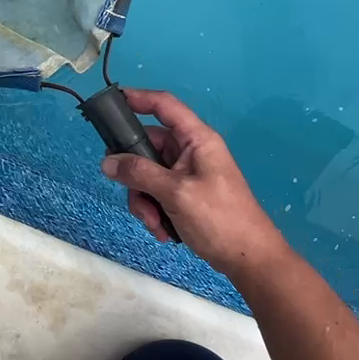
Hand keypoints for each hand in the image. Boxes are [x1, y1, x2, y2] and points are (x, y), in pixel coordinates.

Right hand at [101, 89, 290, 284]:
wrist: (251, 261)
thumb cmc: (220, 219)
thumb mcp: (176, 193)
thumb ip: (139, 173)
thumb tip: (107, 163)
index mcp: (197, 139)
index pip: (164, 105)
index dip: (138, 98)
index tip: (111, 102)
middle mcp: (191, 152)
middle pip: (147, 146)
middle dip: (134, 173)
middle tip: (129, 191)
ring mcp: (187, 174)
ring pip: (147, 173)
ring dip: (143, 198)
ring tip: (154, 222)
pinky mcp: (185, 195)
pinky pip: (155, 192)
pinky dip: (153, 209)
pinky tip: (162, 229)